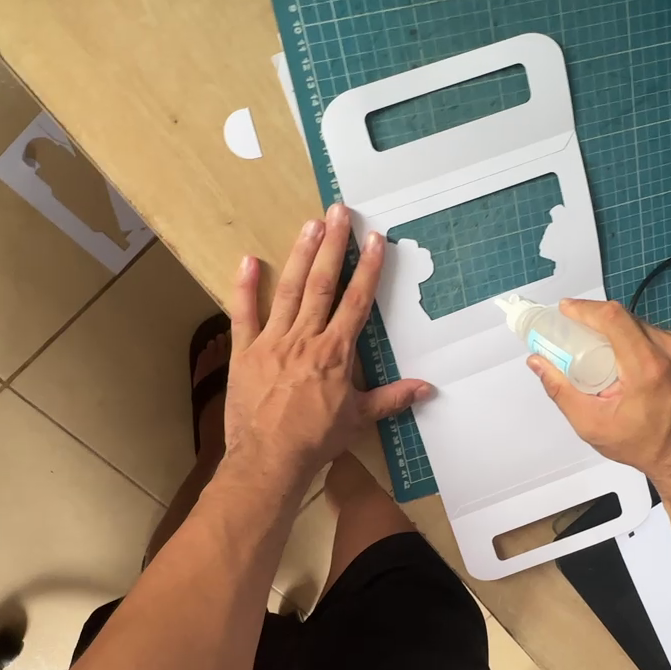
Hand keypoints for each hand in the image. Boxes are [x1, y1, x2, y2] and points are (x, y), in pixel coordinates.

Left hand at [223, 204, 430, 486]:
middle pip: (322, 283)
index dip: (367, 269)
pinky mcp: (245, 352)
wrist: (269, 458)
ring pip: (289, 290)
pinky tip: (249, 260)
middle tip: (339, 211)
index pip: (356, 301)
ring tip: (310, 223)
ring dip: (300, 254)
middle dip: (333, 245)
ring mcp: (273, 341)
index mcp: (335, 353)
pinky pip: (244, 314)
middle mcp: (305, 338)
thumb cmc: (316, 440)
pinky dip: (245, 287)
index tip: (375, 240)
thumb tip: (427, 389)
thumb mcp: (359, 418)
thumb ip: (391, 398)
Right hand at [527, 299, 670, 502]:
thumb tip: (538, 363)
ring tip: (596, 352)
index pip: (614, 319)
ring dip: (613, 331)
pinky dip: (631, 340)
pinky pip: (652, 333)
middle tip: (572, 333)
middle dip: (594, 320)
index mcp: (649, 368)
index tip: (564, 310)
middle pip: (624, 318)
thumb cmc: (645, 446)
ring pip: (638, 324)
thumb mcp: (592, 425)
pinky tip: (621, 361)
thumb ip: (561, 391)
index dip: (585, 309)